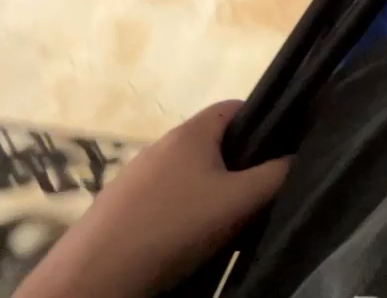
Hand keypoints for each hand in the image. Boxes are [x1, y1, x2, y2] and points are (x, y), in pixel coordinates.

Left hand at [18, 101, 291, 297]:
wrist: (85, 286)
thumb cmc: (171, 228)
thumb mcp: (243, 199)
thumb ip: (281, 172)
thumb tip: (301, 157)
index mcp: (189, 132)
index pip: (239, 106)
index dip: (266, 122)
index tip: (280, 151)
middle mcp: (158, 147)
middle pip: (215, 143)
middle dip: (240, 164)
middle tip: (256, 192)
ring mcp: (129, 180)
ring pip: (189, 175)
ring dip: (210, 192)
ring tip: (223, 222)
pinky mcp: (112, 212)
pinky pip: (162, 200)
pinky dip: (180, 214)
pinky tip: (185, 241)